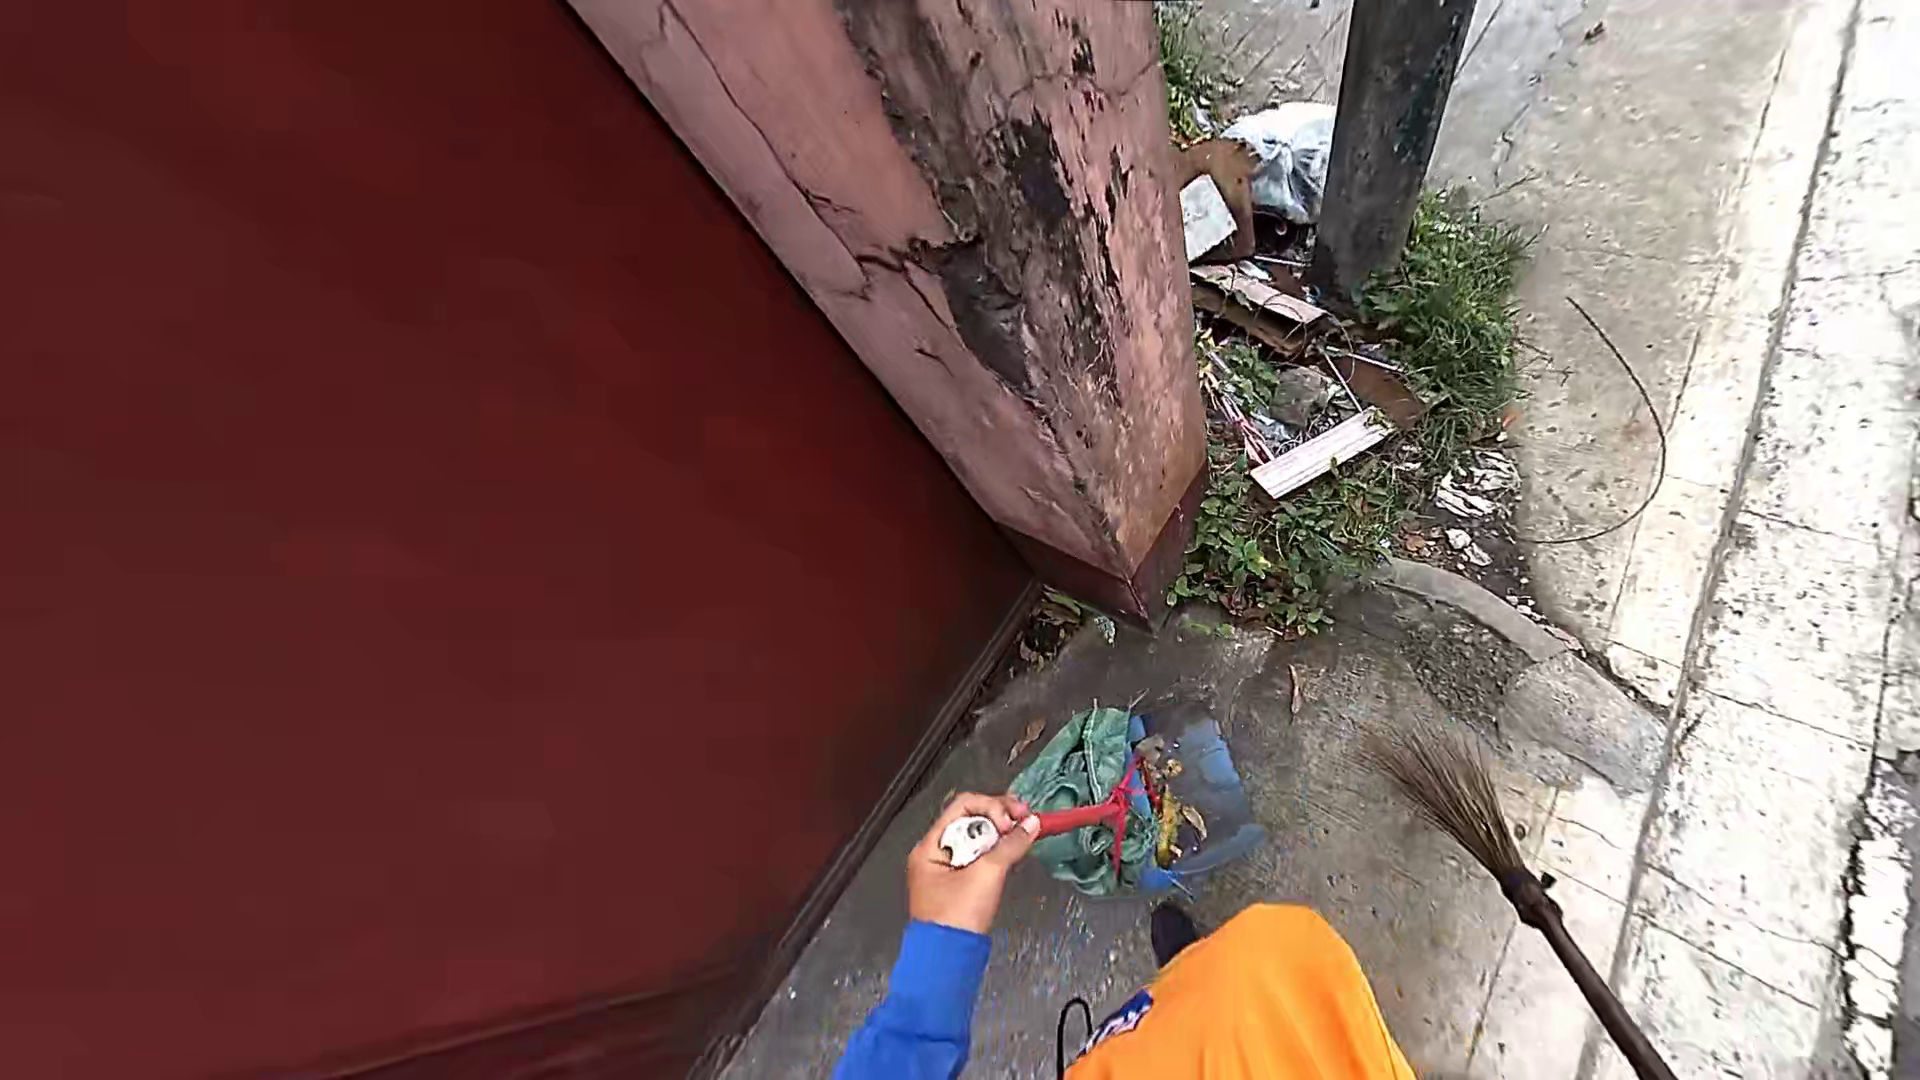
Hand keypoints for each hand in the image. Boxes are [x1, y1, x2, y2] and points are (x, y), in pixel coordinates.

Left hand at [907, 792, 1039, 933]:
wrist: (948, 965)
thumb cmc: (957, 921)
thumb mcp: (987, 875)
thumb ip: (1011, 845)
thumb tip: (1031, 824)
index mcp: (930, 845)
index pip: (963, 806)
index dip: (991, 807)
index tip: (1013, 820)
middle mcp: (935, 852)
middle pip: (971, 819)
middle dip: (1000, 816)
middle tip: (1025, 819)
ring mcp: (947, 869)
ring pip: (977, 837)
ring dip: (1001, 833)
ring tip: (1022, 833)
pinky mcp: (960, 884)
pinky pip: (980, 856)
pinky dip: (997, 851)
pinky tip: (1013, 851)